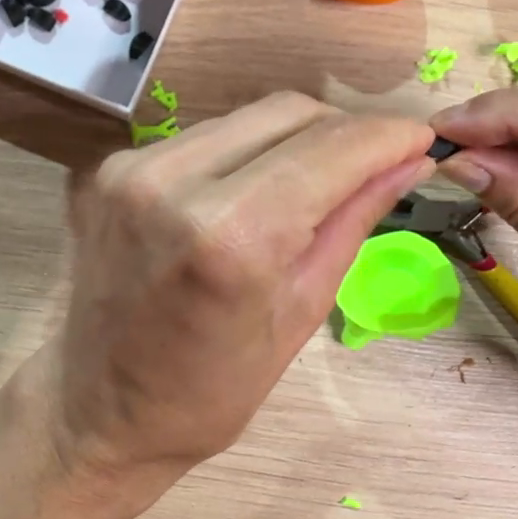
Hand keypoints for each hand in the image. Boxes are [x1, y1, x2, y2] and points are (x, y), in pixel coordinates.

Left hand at [41, 92, 433, 488]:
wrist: (97, 407)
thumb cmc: (210, 390)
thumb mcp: (300, 313)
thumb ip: (352, 221)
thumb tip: (408, 160)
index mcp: (230, 236)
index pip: (329, 150)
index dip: (386, 135)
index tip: (421, 137)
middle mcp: (175, 182)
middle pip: (287, 112)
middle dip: (343, 130)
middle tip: (374, 161)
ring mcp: (134, 167)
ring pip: (244, 117)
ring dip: (293, 138)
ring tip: (316, 180)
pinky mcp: (113, 165)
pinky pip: (203, 136)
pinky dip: (243, 151)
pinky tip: (254, 187)